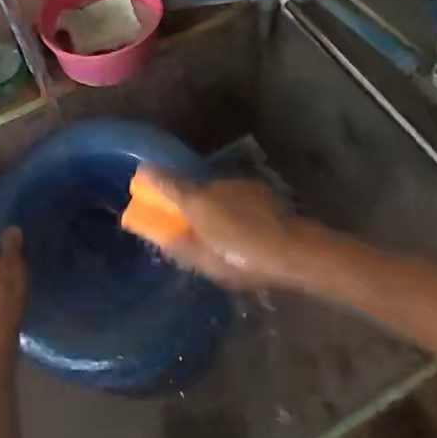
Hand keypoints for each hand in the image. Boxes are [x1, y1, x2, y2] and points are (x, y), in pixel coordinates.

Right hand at [136, 170, 321, 290]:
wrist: (295, 250)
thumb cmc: (243, 260)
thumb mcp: (204, 262)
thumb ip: (179, 246)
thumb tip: (162, 236)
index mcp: (196, 201)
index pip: (165, 182)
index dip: (151, 178)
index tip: (141, 175)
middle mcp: (215, 185)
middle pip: (193, 189)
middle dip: (189, 203)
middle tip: (191, 224)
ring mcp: (240, 184)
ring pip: (218, 193)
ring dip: (215, 206)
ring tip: (224, 232)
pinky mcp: (261, 189)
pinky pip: (238, 196)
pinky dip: (235, 207)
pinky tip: (246, 227)